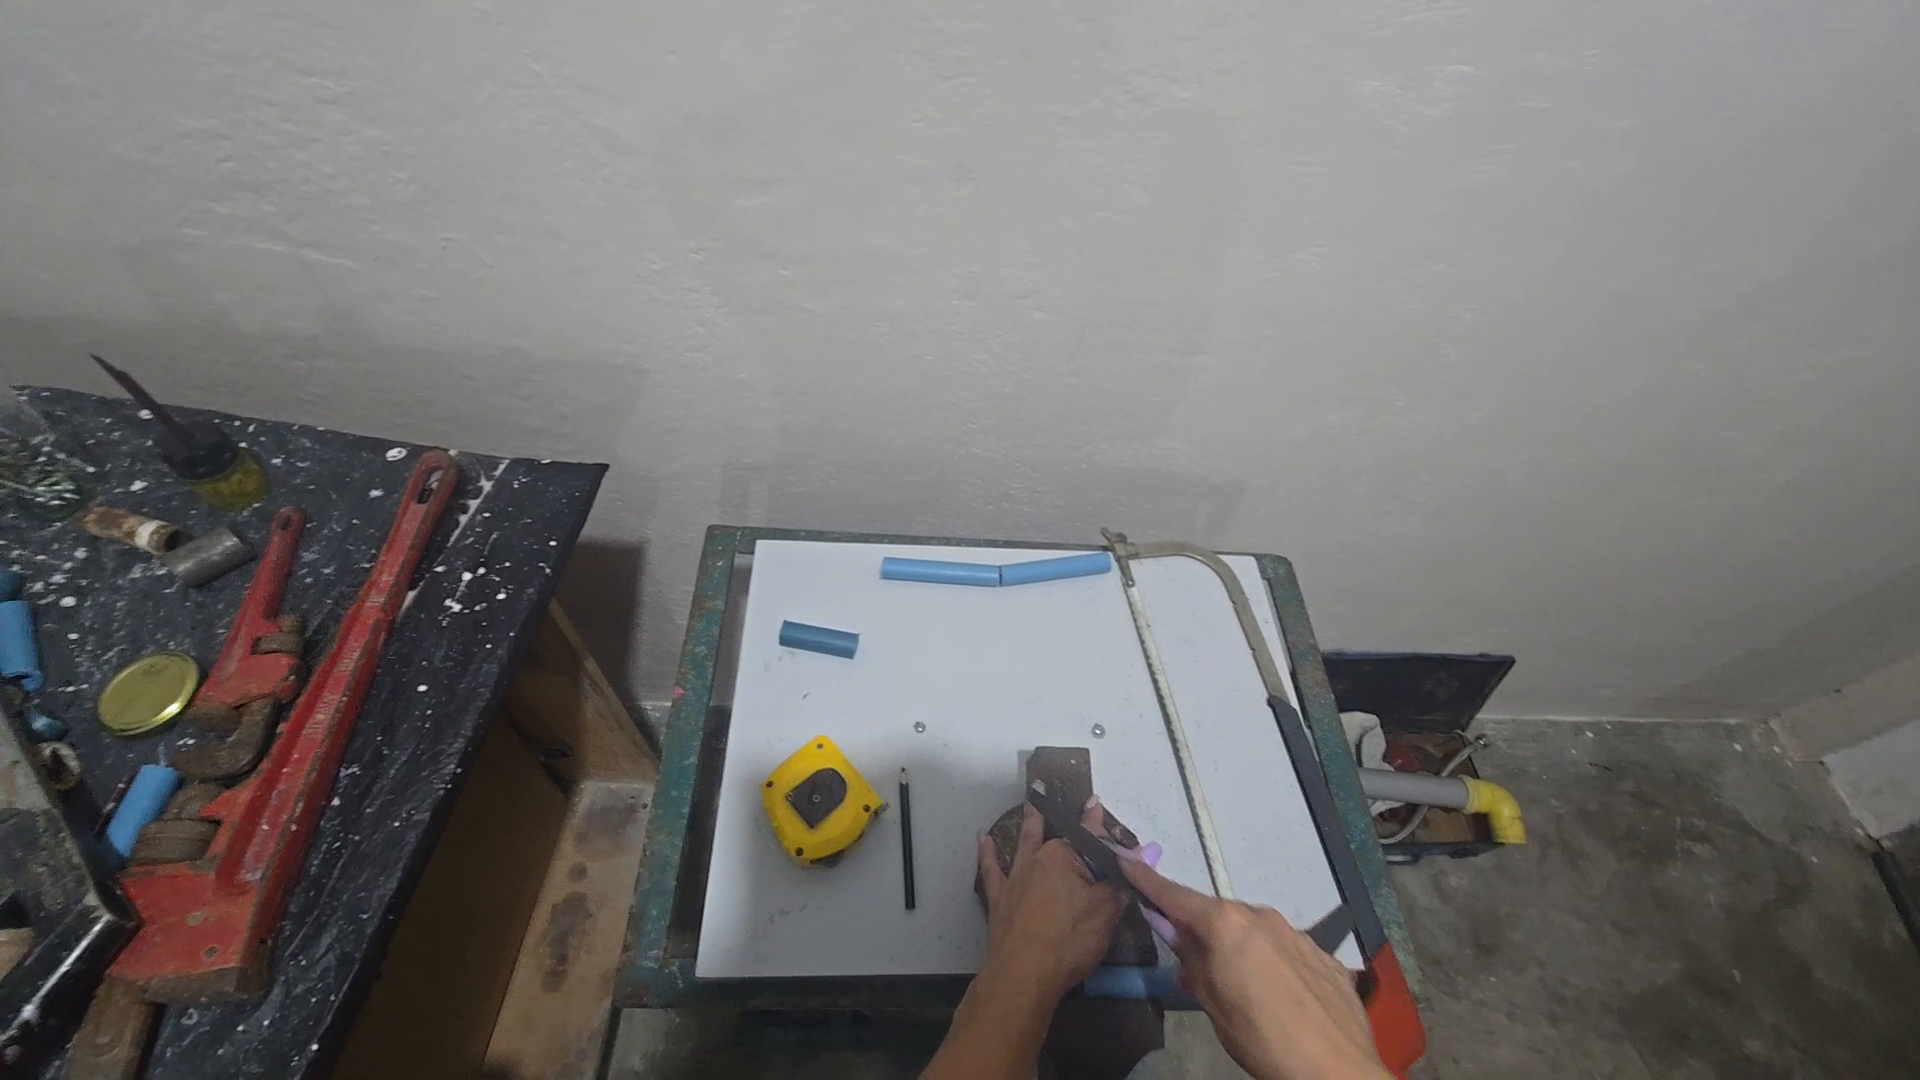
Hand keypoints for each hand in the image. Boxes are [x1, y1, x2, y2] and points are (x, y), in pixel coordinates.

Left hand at [976, 802, 1126, 1002]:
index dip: (1097, 823)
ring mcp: (1015, 877)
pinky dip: (987, 853)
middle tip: (1048, 788)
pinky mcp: (999, 898)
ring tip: (1030, 800)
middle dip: (1057, 814)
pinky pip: (991, 869)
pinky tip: (983, 837)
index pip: (1088, 836)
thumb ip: (1119, 881)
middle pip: (1054, 835)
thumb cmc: (1069, 940)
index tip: (1096, 802)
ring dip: (1029, 822)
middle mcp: (1038, 859)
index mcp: (1065, 857)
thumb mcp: (1106, 911)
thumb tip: (1137, 853)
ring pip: (1024, 842)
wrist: (1024, 973)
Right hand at [1122, 859, 1390, 1079]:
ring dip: (1242, 951)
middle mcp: (1260, 916)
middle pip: (1219, 916)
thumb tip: (1168, 925)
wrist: (1337, 1073)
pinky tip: (1282, 999)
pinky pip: (1287, 952)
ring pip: (1255, 933)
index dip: (1147, 881)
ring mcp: (1296, 934)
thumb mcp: (1211, 1001)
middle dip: (1204, 934)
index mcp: (1226, 922)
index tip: (1127, 861)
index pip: (1175, 896)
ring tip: (1247, 992)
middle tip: (1197, 969)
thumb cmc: (1261, 1038)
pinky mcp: (1325, 957)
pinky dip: (1275, 966)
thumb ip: (1189, 957)